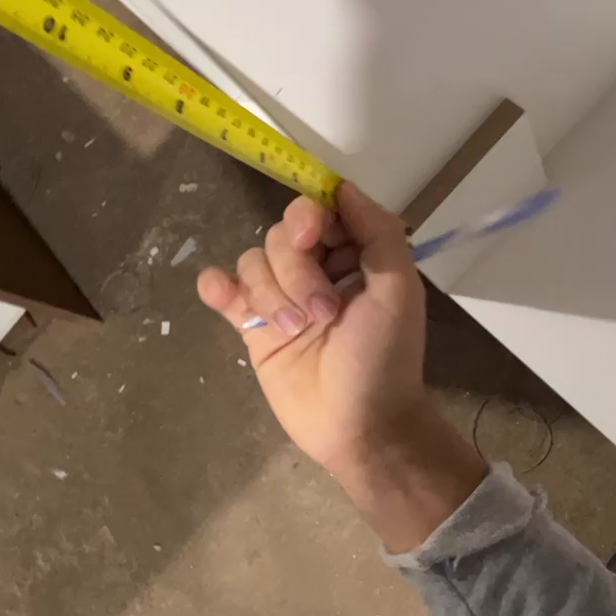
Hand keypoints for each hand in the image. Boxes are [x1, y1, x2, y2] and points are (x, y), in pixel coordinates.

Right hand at [197, 183, 484, 551]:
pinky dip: (217, 288)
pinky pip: (223, 293)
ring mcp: (281, 301)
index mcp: (353, 258)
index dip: (308, 219)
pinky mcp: (254, 330)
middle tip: (322, 313)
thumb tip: (342, 188)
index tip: (311, 237)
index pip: (317, 213)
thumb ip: (378, 232)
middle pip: (279, 237)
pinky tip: (223, 297)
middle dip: (295, 271)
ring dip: (270, 294)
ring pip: (252, 264)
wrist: (360, 427)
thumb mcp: (398, 290)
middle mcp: (315, 272)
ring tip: (296, 330)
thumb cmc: (384, 358)